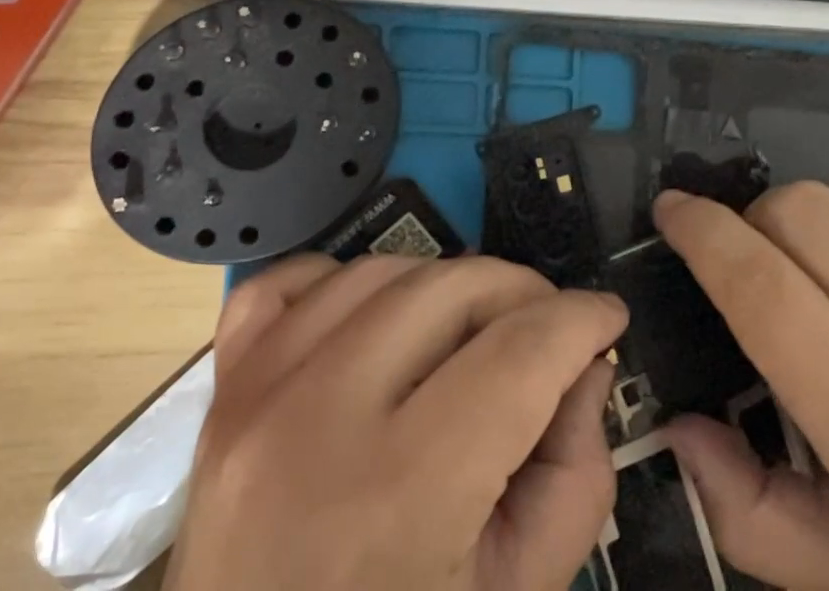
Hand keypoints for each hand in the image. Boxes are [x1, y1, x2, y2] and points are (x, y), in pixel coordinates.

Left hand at [165, 254, 627, 590]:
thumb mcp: (521, 587)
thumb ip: (576, 472)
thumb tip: (582, 364)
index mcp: (402, 493)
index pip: (518, 354)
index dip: (582, 320)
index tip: (606, 319)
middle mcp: (317, 422)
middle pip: (451, 290)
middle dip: (525, 295)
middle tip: (548, 333)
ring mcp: (255, 393)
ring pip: (379, 271)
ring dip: (446, 287)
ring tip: (470, 334)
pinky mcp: (221, 384)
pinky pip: (290, 281)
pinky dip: (348, 281)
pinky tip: (380, 322)